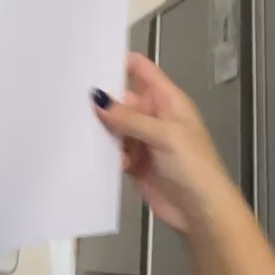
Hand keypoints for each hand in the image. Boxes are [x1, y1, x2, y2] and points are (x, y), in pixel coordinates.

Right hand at [93, 53, 243, 234]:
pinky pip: (113, 148)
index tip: (90, 60)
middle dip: (102, 98)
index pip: (141, 70)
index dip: (119, 61)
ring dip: (102, 128)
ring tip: (81, 128)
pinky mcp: (134, 161)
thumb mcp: (164, 136)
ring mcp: (143, 139)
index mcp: (167, 100)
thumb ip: (129, 117)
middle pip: (122, 97)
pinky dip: (105, 150)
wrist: (202, 213)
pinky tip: (100, 155)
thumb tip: (97, 99)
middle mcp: (153, 115)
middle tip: (72, 96)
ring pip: (114, 124)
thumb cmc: (193, 167)